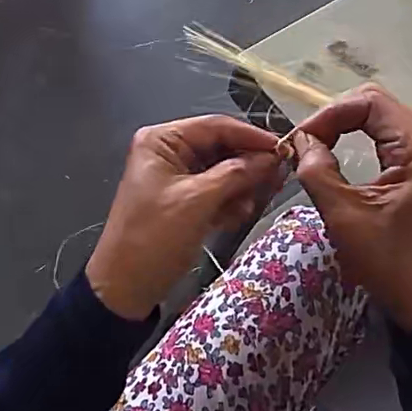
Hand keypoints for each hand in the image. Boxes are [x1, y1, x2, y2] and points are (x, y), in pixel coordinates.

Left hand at [85, 115, 286, 319]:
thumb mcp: (197, 201)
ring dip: (240, 187)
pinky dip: (229, 203)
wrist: (126, 284)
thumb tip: (272, 157)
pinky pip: (217, 191)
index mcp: (161, 140)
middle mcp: (168, 151)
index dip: (251, 135)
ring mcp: (176, 176)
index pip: (214, 126)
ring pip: (223, 171)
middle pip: (221, 147)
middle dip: (247, 166)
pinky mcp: (184, 200)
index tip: (286, 149)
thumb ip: (236, 174)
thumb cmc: (153, 237)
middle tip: (276, 181)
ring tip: (247, 206)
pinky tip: (233, 218)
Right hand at [293, 84, 411, 330]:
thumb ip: (316, 169)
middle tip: (304, 143)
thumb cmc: (386, 260)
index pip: (369, 104)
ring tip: (313, 148)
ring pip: (377, 117)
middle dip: (333, 117)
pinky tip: (334, 153)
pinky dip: (353, 137)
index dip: (329, 114)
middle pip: (374, 104)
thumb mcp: (342, 214)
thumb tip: (300, 141)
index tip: (300, 140)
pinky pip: (382, 135)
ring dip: (342, 126)